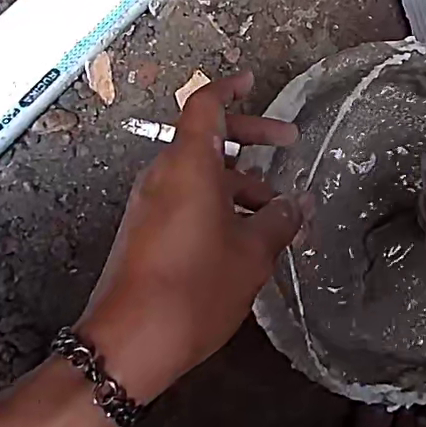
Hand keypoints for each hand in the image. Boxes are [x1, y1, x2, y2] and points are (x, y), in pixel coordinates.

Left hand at [75, 71, 306, 402]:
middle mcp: (164, 176)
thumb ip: (280, 220)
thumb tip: (298, 204)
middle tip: (288, 141)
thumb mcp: (252, 253)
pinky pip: (189, 199)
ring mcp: (151, 204)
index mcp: (189, 166)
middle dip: (251, 137)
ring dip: (240, 181)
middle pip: (208, 138)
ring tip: (278, 209)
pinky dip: (220, 202)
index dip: (230, 88)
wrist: (127, 345)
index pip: (205, 106)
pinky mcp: (146, 230)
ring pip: (201, 173)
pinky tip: (248, 233)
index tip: (252, 81)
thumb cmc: (196, 287)